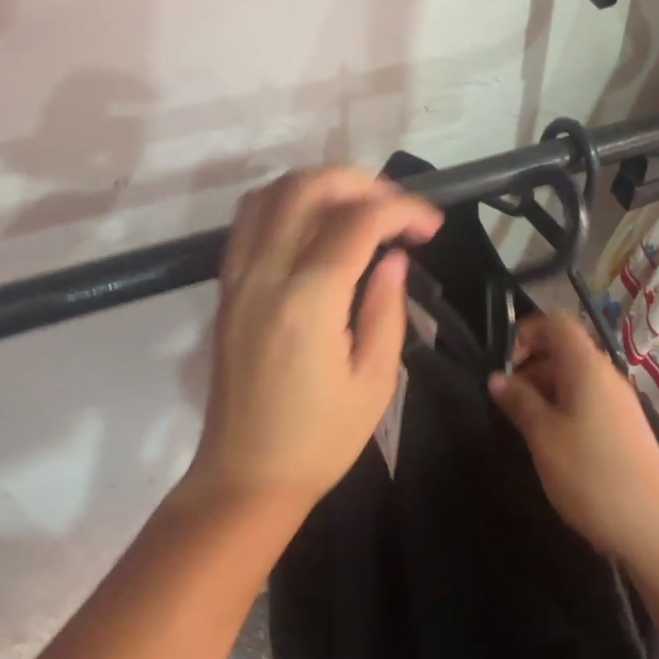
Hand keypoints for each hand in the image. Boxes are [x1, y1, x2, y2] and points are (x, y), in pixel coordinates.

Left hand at [189, 168, 442, 507]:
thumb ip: (385, 311)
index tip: (432, 228)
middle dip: (360, 183)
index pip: (357, 221)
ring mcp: (237, 280)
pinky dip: (285, 207)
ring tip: (359, 212)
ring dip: (319, 187)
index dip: (402, 210)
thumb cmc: (320, 442)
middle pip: (306, 188)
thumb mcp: (374, 384)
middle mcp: (265, 275)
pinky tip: (316, 231)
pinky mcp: (225, 292)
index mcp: (308, 301)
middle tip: (398, 211)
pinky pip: (249, 224)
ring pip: (269, 195)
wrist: (247, 476)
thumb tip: (391, 261)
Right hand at [487, 314, 658, 557]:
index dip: (525, 333)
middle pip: (564, 351)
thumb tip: (497, 377)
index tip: (502, 367)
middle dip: (530, 368)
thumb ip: (519, 402)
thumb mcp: (544, 437)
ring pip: (574, 381)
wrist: (651, 525)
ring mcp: (619, 404)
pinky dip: (563, 412)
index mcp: (588, 367)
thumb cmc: (591, 475)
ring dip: (544, 394)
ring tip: (523, 429)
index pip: (556, 323)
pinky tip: (550, 445)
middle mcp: (607, 377)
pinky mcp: (624, 430)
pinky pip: (587, 405)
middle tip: (506, 404)